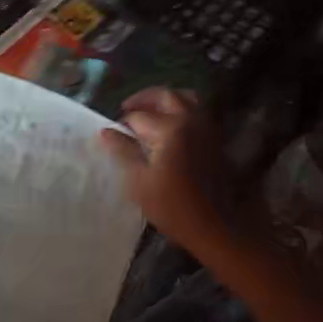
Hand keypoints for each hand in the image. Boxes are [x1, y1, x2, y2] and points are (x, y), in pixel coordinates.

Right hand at [97, 88, 239, 253]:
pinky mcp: (215, 137)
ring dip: (165, 100)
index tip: (112, 135)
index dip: (122, 125)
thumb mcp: (139, 181)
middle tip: (126, 109)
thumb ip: (123, 151)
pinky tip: (170, 127)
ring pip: (185, 98)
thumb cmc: (172, 207)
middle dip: (143, 100)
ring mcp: (206, 126)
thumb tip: (106, 131)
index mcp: (169, 128)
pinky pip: (198, 111)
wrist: (214, 225)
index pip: (138, 116)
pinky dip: (182, 109)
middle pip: (165, 96)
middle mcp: (190, 119)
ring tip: (149, 113)